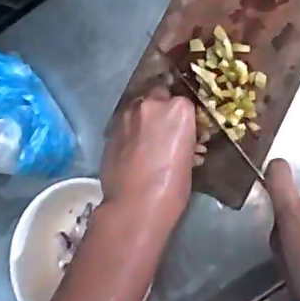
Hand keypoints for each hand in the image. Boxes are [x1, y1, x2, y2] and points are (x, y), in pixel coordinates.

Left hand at [101, 91, 197, 229]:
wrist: (135, 205)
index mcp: (179, 108)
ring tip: (147, 136)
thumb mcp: (188, 154)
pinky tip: (133, 146)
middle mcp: (152, 103)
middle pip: (159, 95)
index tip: (183, 126)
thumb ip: (182, 134)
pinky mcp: (111, 128)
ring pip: (139, 106)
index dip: (183, 114)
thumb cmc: (173, 184)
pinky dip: (130, 129)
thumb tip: (177, 134)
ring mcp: (128, 114)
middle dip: (162, 107)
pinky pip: (125, 122)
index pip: (184, 101)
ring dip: (144, 116)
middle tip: (164, 127)